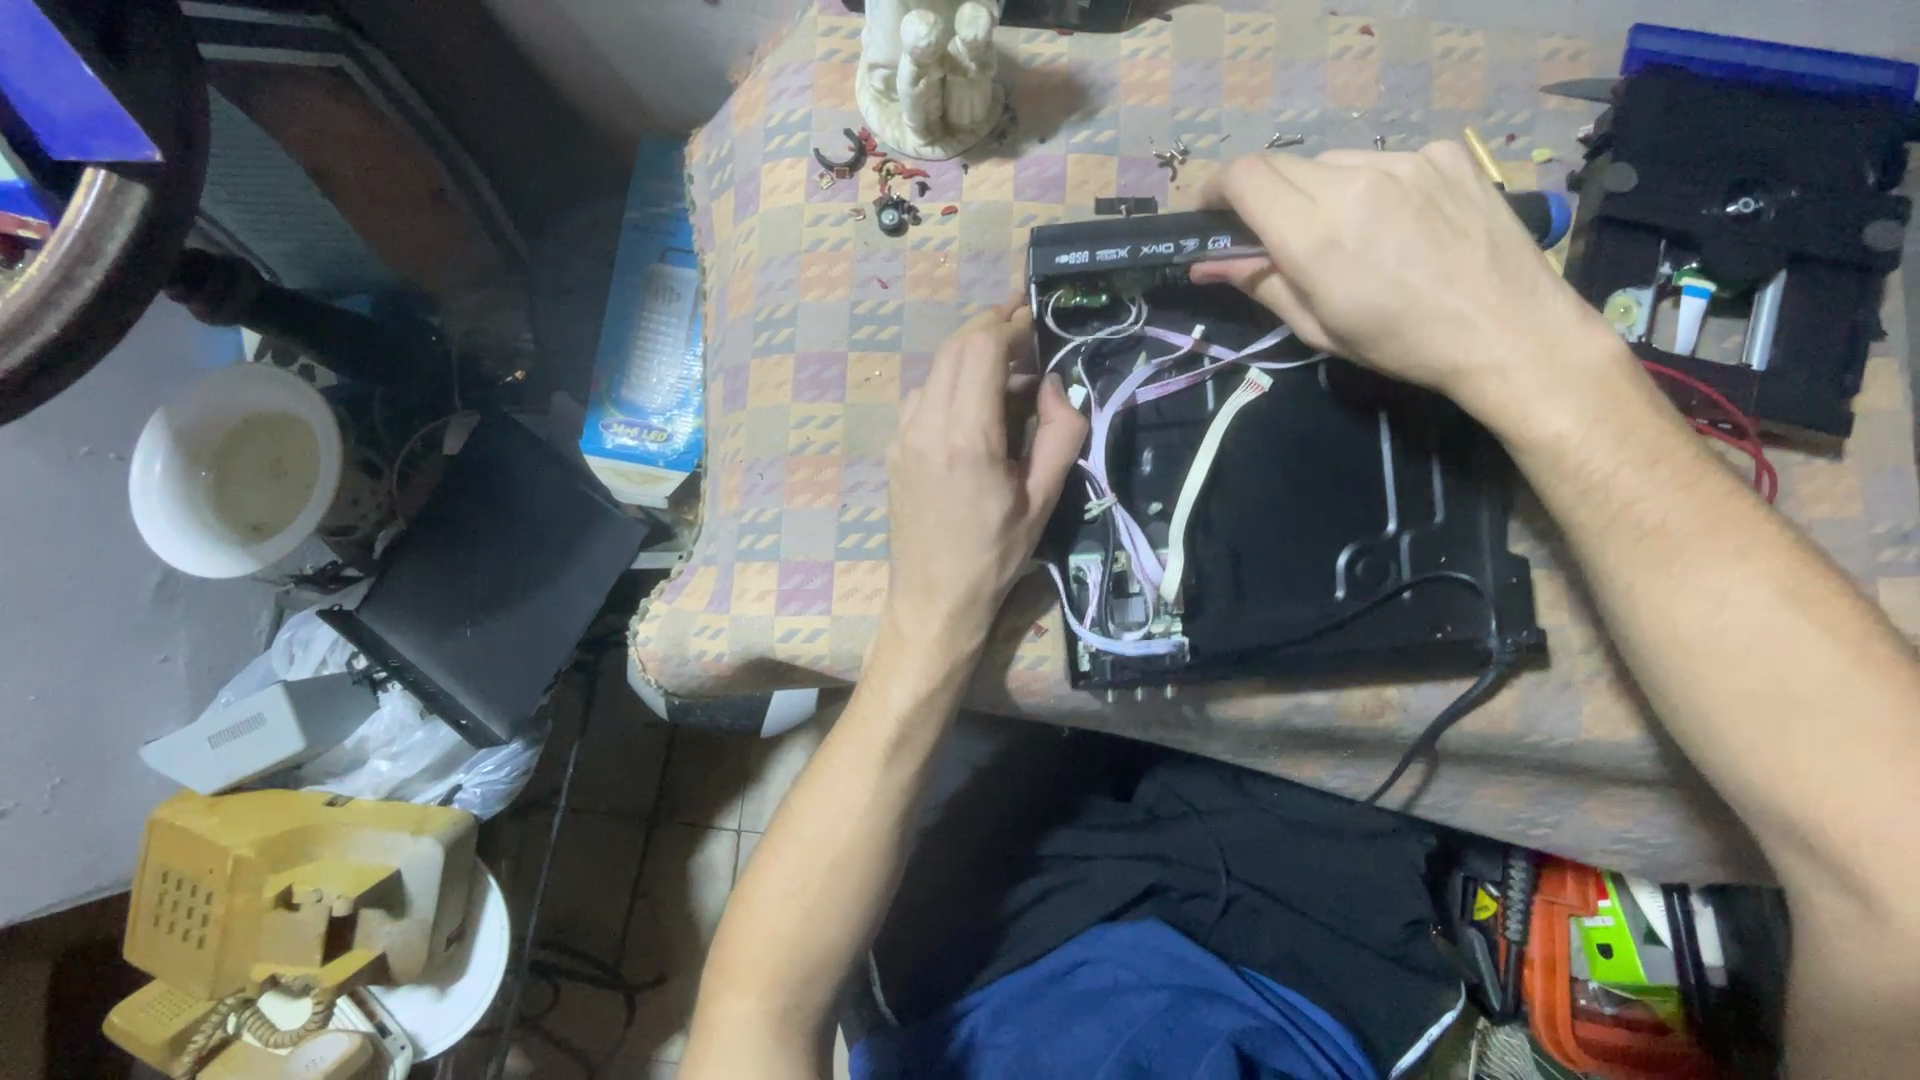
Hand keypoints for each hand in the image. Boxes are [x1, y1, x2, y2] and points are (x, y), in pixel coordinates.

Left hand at [883, 304, 1087, 653]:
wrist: (934, 599)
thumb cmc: (995, 555)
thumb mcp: (1044, 500)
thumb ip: (1060, 433)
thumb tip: (1054, 384)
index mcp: (967, 438)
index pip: (981, 348)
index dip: (1010, 324)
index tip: (1036, 319)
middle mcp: (926, 426)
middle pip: (954, 347)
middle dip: (990, 328)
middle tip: (1025, 330)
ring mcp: (903, 436)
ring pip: (935, 368)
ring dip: (969, 355)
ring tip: (1007, 373)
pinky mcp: (894, 449)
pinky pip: (923, 397)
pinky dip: (950, 383)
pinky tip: (974, 407)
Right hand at [1193, 143, 1618, 421]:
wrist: (1508, 330)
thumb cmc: (1401, 343)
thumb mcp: (1318, 326)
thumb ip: (1259, 284)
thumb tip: (1207, 263)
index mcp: (1316, 234)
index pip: (1243, 177)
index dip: (1215, 188)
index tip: (1210, 212)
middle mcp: (1354, 182)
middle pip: (1281, 165)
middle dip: (1263, 196)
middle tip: (1272, 234)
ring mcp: (1404, 160)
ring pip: (1331, 162)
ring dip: (1317, 191)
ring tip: (1346, 234)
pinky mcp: (1443, 154)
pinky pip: (1383, 160)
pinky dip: (1370, 185)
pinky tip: (1395, 221)